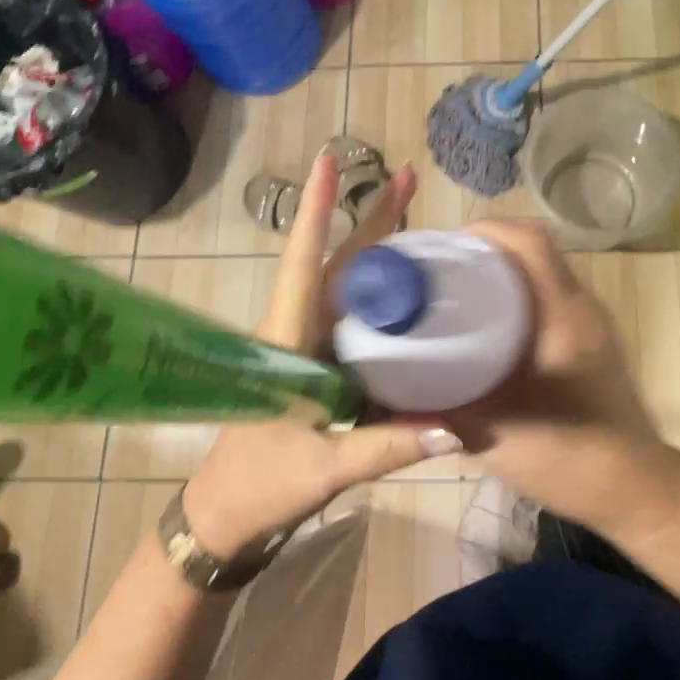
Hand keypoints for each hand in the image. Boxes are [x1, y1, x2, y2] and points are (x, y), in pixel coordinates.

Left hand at [181, 154, 460, 560]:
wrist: (223, 517)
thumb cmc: (259, 485)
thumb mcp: (325, 469)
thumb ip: (387, 447)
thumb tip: (457, 430)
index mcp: (285, 340)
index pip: (301, 263)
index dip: (316, 212)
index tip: (328, 161)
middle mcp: (294, 329)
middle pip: (334, 263)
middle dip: (371, 220)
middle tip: (410, 179)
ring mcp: (304, 345)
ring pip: (343, 285)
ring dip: (377, 249)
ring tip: (415, 214)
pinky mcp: (315, 364)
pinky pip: (351, 316)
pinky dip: (380, 292)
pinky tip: (410, 286)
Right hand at [441, 220, 670, 533]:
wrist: (635, 489)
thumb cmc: (569, 455)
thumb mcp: (494, 433)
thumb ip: (441, 410)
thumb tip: (386, 395)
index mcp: (562, 314)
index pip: (531, 241)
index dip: (488, 230)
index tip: (445, 245)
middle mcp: (582, 307)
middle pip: (536, 249)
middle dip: (488, 248)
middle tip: (442, 270)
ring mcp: (592, 324)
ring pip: (545, 272)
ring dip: (505, 271)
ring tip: (458, 293)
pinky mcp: (593, 342)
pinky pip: (552, 297)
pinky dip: (520, 295)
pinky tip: (490, 329)